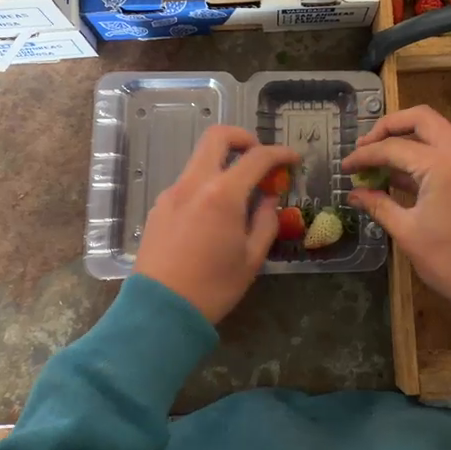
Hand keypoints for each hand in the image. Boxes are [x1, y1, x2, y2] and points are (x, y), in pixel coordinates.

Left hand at [135, 125, 298, 322]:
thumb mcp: (252, 258)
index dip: (280, 153)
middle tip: (258, 156)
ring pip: (199, 160)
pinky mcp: (157, 208)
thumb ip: (266, 221)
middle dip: (243, 137)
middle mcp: (194, 183)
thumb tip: (268, 198)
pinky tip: (212, 216)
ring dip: (222, 164)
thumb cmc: (213, 288)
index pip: (257, 157)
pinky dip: (205, 186)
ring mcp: (171, 193)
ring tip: (238, 195)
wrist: (159, 313)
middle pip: (217, 136)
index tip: (293, 159)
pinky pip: (186, 184)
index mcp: (222, 194)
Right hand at [344, 106, 450, 313]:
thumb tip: (354, 193)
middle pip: (420, 118)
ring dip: (407, 137)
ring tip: (380, 159)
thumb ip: (379, 205)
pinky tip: (402, 173)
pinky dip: (424, 151)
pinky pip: (447, 147)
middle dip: (388, 127)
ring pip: (436, 129)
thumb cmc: (450, 261)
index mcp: (442, 164)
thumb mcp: (408, 232)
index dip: (365, 156)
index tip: (345, 166)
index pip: (393, 147)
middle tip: (366, 147)